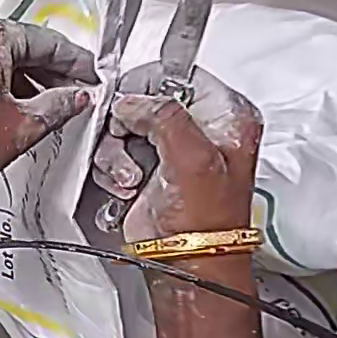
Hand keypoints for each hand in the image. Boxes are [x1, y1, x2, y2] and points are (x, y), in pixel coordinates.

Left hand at [0, 18, 98, 178]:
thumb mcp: (23, 124)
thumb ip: (59, 104)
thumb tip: (76, 97)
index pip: (46, 41)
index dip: (74, 62)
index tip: (91, 75)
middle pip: (25, 47)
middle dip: (54, 71)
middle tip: (78, 90)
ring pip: (6, 60)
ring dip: (32, 80)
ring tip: (55, 103)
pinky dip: (9, 85)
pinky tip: (26, 106)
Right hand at [95, 63, 260, 242]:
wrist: (184, 262)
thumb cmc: (205, 222)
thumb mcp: (193, 158)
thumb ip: (164, 116)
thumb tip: (132, 101)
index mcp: (224, 116)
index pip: (181, 75)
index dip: (150, 86)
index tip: (132, 106)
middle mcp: (197, 129)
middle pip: (142, 102)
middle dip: (126, 127)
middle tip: (127, 143)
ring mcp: (169, 150)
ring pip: (122, 129)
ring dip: (115, 154)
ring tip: (131, 176)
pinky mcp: (145, 169)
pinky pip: (114, 153)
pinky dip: (112, 170)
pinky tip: (126, 185)